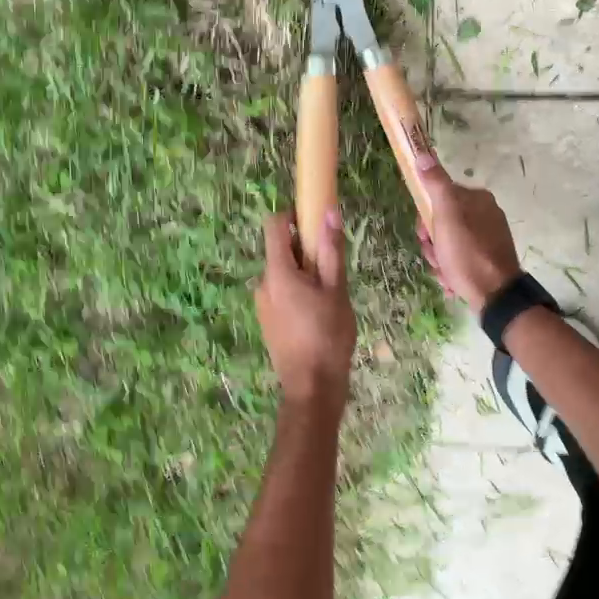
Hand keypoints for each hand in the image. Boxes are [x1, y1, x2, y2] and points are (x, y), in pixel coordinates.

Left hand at [255, 208, 357, 409]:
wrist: (312, 387)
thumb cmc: (328, 336)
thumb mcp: (336, 290)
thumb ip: (331, 251)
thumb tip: (328, 212)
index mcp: (277, 273)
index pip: (274, 225)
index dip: (293, 215)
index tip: (317, 223)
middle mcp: (262, 284)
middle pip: (280, 250)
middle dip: (305, 249)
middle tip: (332, 269)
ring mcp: (262, 304)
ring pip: (282, 273)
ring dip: (303, 273)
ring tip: (328, 296)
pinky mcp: (266, 321)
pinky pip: (280, 292)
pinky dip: (297, 291)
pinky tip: (317, 313)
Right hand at [413, 150, 521, 310]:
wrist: (495, 295)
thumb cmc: (467, 253)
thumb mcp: (446, 216)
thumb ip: (436, 184)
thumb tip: (423, 153)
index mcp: (478, 199)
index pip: (440, 197)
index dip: (426, 216)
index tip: (424, 234)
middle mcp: (486, 214)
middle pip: (443, 222)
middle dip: (433, 243)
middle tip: (435, 256)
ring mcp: (488, 238)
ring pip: (449, 242)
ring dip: (440, 259)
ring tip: (444, 272)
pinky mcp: (488, 259)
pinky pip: (461, 258)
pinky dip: (452, 269)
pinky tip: (452, 280)